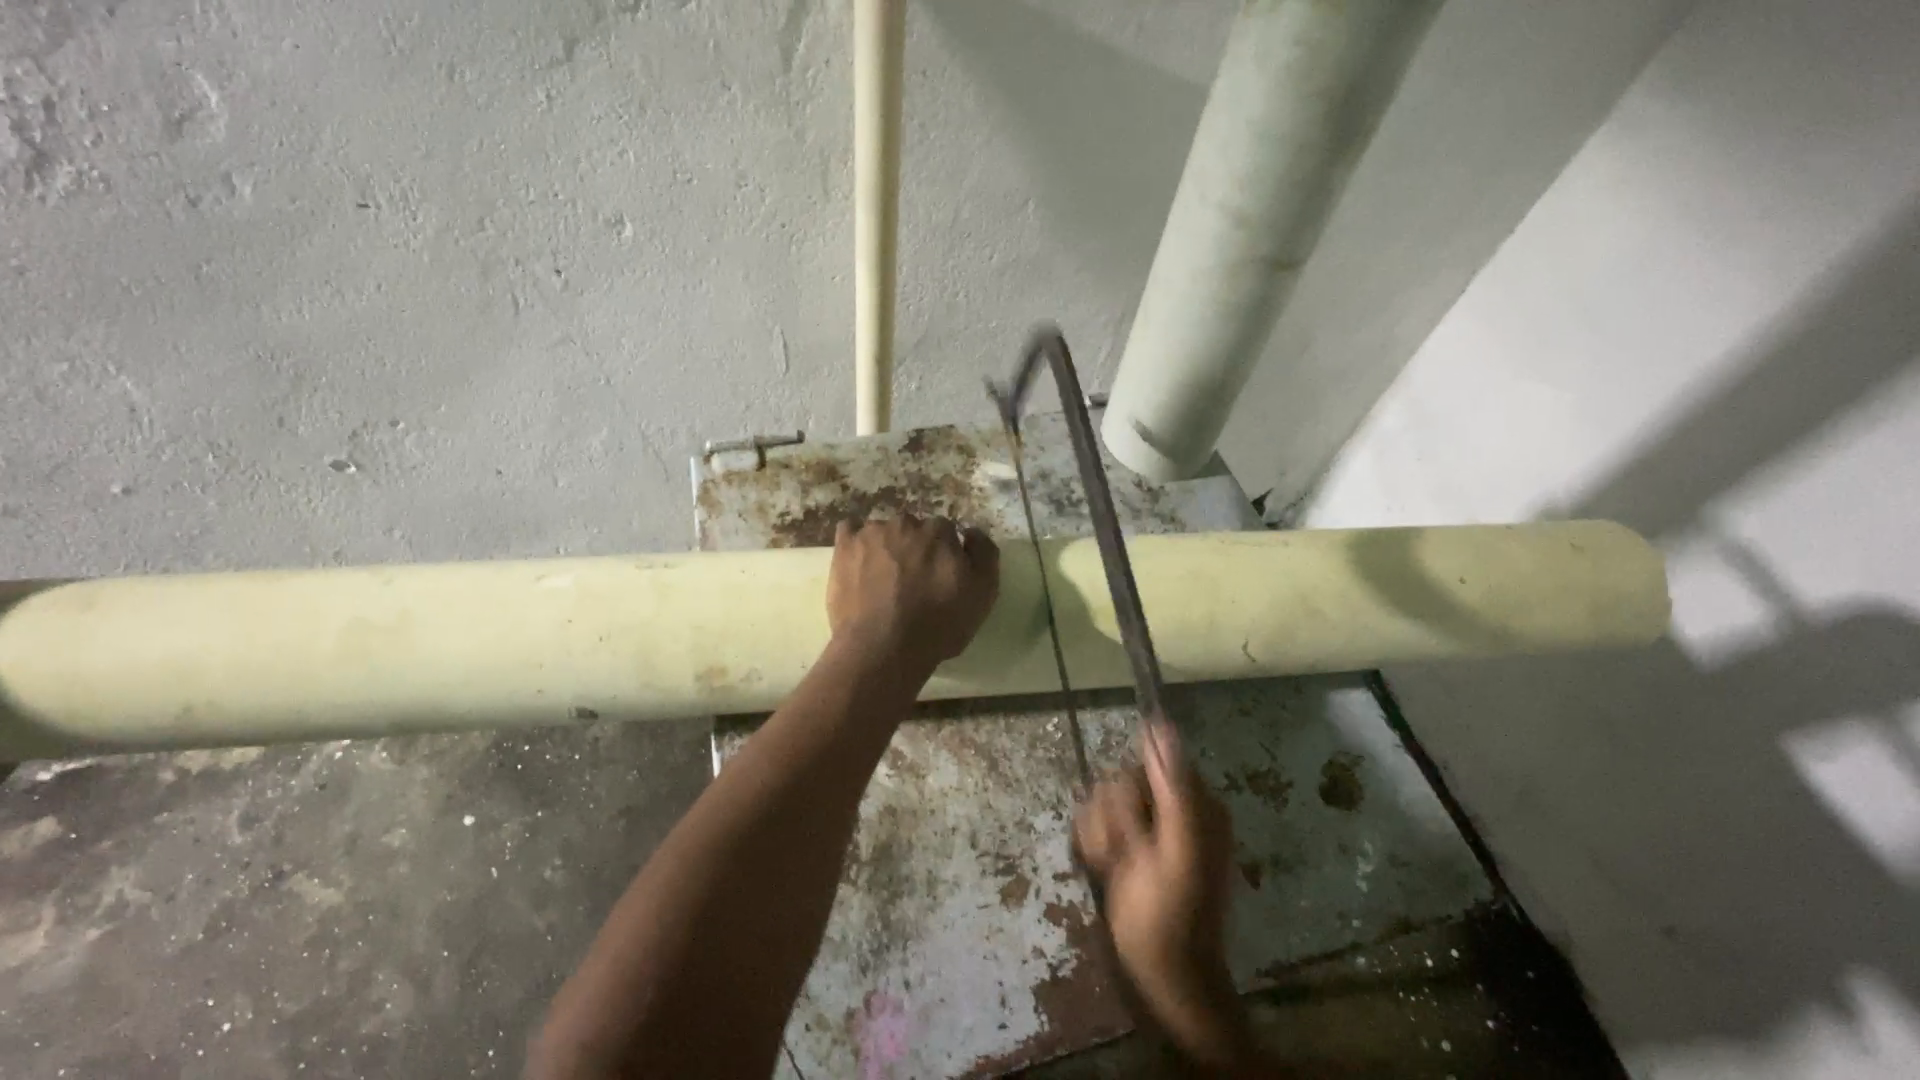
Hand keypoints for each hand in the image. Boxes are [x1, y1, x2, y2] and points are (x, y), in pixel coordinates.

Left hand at [828, 515, 999, 668]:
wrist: (883, 648)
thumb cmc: (938, 625)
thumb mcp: (983, 594)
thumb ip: (984, 554)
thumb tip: (970, 532)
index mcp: (940, 532)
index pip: (946, 533)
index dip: (944, 555)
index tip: (939, 578)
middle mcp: (907, 523)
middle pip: (914, 529)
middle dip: (914, 549)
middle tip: (912, 582)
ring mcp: (872, 532)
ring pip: (883, 531)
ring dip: (886, 547)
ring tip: (882, 581)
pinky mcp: (844, 546)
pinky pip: (850, 530)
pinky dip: (856, 543)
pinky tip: (858, 563)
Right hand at [1075, 718, 1252, 1071]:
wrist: (1162, 978)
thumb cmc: (1169, 917)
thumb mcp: (1176, 850)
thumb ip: (1172, 785)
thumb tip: (1161, 724)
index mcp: (1194, 804)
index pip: (1145, 763)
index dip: (1131, 794)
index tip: (1135, 830)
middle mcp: (1170, 810)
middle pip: (1118, 781)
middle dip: (1113, 819)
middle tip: (1126, 859)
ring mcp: (1145, 830)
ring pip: (1100, 802)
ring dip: (1101, 836)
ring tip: (1114, 871)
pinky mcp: (1123, 848)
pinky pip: (1093, 825)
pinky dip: (1093, 849)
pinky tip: (1104, 874)